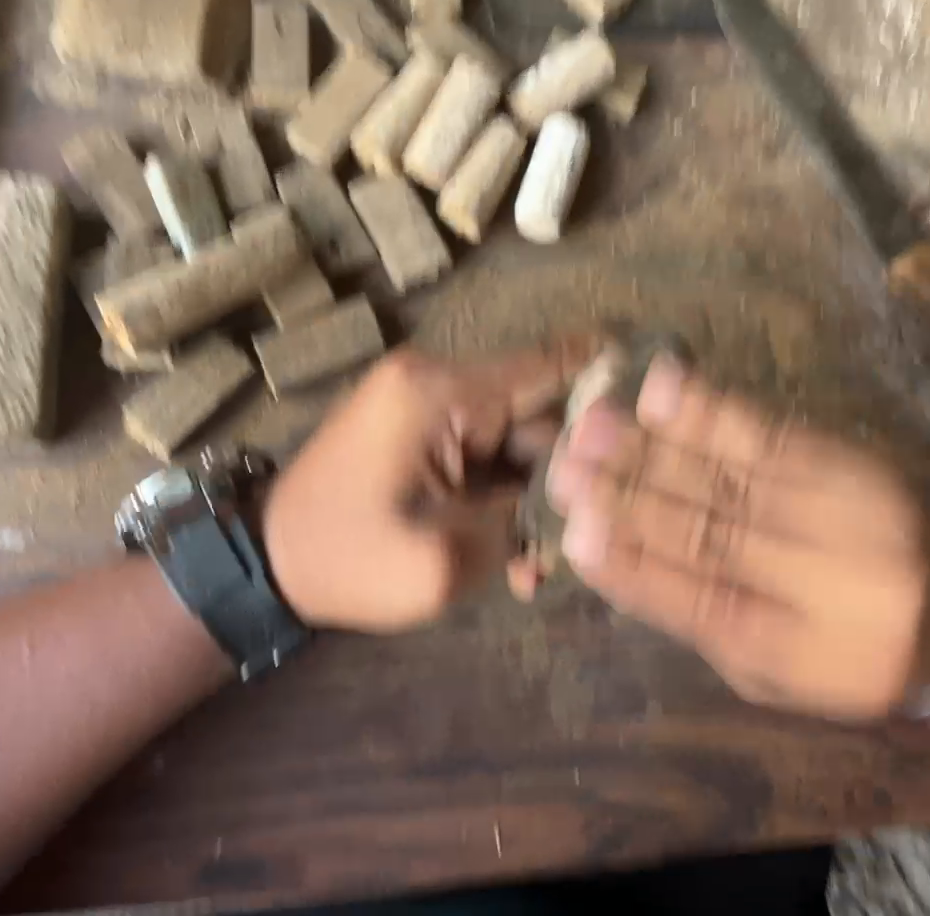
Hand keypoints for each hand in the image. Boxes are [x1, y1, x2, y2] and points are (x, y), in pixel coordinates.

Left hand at [265, 340, 598, 632]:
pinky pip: (480, 453)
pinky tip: (505, 551)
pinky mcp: (418, 430)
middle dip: (562, 475)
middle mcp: (435, 381)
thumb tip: (571, 494)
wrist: (267, 564)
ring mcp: (425, 404)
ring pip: (512, 440)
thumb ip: (521, 518)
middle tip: (582, 533)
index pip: (547, 366)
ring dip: (528, 497)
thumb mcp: (444, 559)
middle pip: (535, 413)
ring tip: (531, 561)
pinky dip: (497, 495)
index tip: (662, 390)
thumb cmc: (348, 560)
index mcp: (439, 392)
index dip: (606, 377)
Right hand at [548, 355, 929, 720]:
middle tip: (563, 466)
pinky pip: (774, 430)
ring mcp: (853, 511)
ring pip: (735, 474)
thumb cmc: (834, 658)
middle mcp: (836, 579)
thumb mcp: (761, 669)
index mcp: (806, 649)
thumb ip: (694, 615)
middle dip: (630, 495)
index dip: (636, 569)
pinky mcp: (853, 462)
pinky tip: (663, 383)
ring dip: (654, 446)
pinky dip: (710, 407)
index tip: (574, 535)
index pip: (704, 603)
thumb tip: (609, 553)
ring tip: (591, 423)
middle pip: (715, 531)